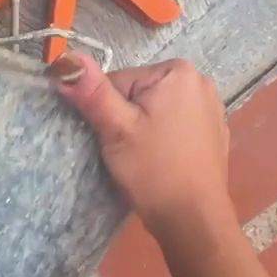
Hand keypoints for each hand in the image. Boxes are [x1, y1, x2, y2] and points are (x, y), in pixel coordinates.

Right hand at [49, 53, 234, 252]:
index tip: (110, 142)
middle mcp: (198, 79)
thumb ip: (91, 93)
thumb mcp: (115, 130)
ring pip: (157, 112)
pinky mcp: (213, 132)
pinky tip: (161, 164)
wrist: (192, 216)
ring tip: (142, 161)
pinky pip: (175, 128)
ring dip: (143, 132)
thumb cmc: (152, 171)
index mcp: (175, 71)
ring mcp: (210, 106)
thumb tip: (64, 60)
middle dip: (125, 122)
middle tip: (124, 155)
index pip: (118, 83)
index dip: (105, 114)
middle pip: (138, 96)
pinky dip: (164, 142)